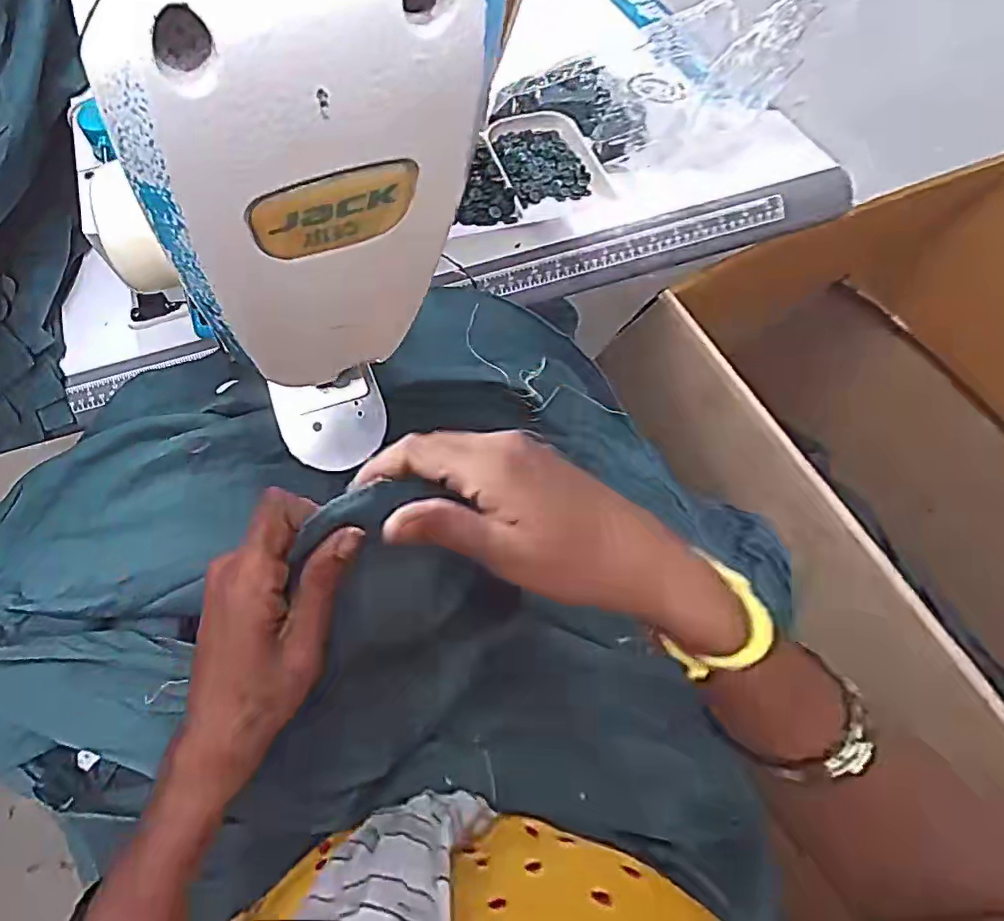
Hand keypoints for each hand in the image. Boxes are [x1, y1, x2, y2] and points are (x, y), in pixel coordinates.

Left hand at [179, 488, 362, 800]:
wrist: (217, 733)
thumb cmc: (264, 695)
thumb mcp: (305, 641)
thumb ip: (323, 580)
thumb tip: (350, 532)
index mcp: (246, 570)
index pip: (275, 505)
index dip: (309, 513)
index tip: (335, 546)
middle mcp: (227, 562)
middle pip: (272, 520)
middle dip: (307, 537)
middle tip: (330, 578)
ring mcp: (219, 574)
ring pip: (266, 539)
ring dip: (294, 556)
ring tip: (310, 600)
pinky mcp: (219, 588)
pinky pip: (255, 559)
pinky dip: (279, 569)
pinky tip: (290, 607)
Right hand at [353, 431, 745, 653]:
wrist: (646, 561)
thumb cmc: (572, 563)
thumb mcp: (501, 551)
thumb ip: (441, 526)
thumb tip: (388, 520)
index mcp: (489, 460)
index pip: (416, 448)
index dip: (380, 466)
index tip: (358, 494)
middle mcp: (501, 441)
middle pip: (433, 441)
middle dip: (397, 465)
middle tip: (374, 501)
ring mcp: (520, 446)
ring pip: (454, 446)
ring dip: (423, 467)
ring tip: (402, 501)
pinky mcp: (534, 457)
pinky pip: (475, 453)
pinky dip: (449, 469)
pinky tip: (446, 496)